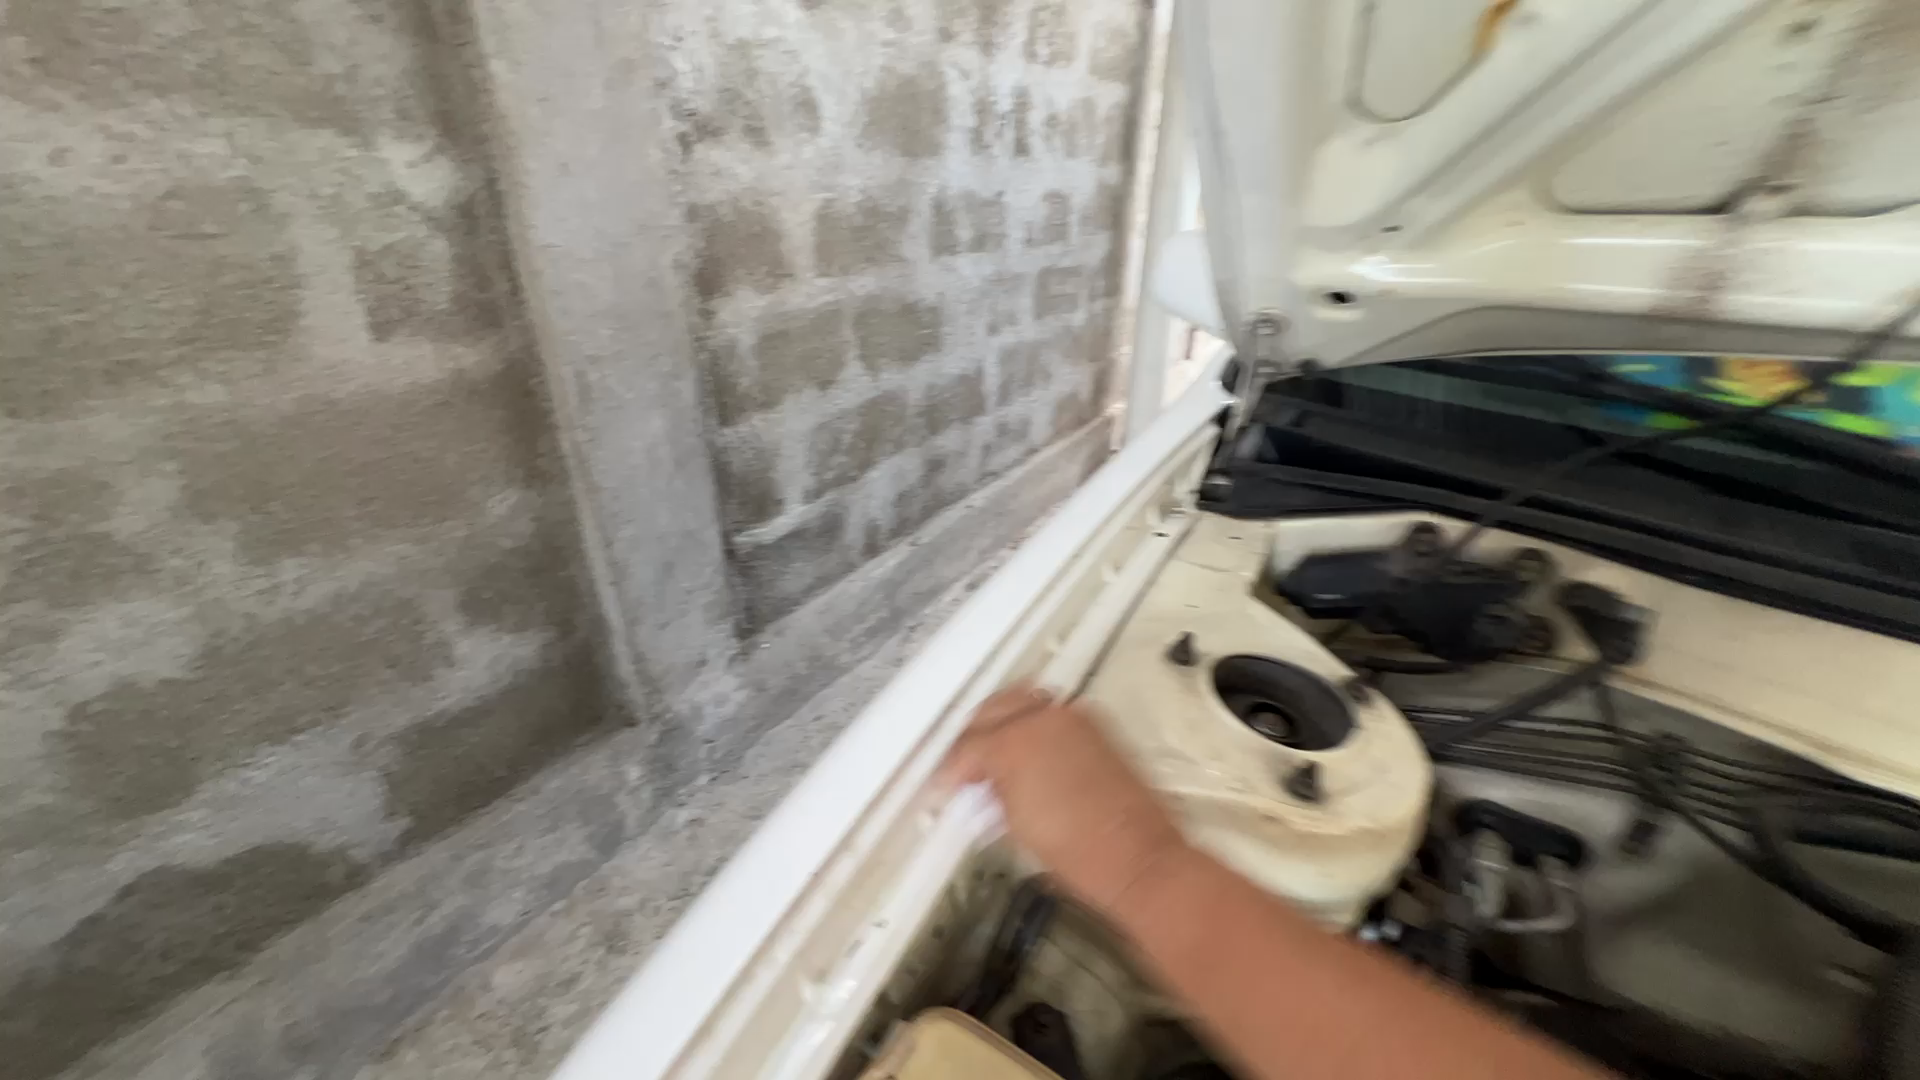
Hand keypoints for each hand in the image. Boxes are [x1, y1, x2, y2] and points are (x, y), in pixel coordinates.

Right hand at [942, 685, 1191, 919]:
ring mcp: (1071, 717)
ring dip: (1001, 720)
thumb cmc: (1082, 852)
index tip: (946, 784)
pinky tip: (1027, 746)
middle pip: (990, 711)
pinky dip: (1033, 721)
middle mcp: (1041, 719)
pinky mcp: (1093, 724)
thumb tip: (982, 784)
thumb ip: (992, 792)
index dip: (951, 769)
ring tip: (993, 749)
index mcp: (1013, 744)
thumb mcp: (1015, 824)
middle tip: (964, 765)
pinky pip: (1051, 709)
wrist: (1138, 858)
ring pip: (1021, 700)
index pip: (966, 746)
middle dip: (972, 736)